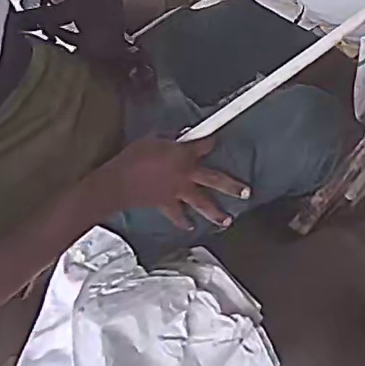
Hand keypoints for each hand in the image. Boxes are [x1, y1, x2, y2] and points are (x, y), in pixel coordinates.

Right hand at [87, 138, 249, 230]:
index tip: (215, 140)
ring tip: (228, 221)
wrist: (117, 182)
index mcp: (185, 155)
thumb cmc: (133, 157)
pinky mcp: (167, 205)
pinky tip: (190, 227)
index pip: (206, 145)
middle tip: (247, 192)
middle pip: (215, 179)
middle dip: (232, 186)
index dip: (211, 141)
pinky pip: (178, 215)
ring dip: (216, 212)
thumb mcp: (153, 140)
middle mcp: (187, 174)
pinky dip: (183, 222)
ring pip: (202, 202)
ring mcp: (179, 192)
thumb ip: (169, 140)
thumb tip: (178, 138)